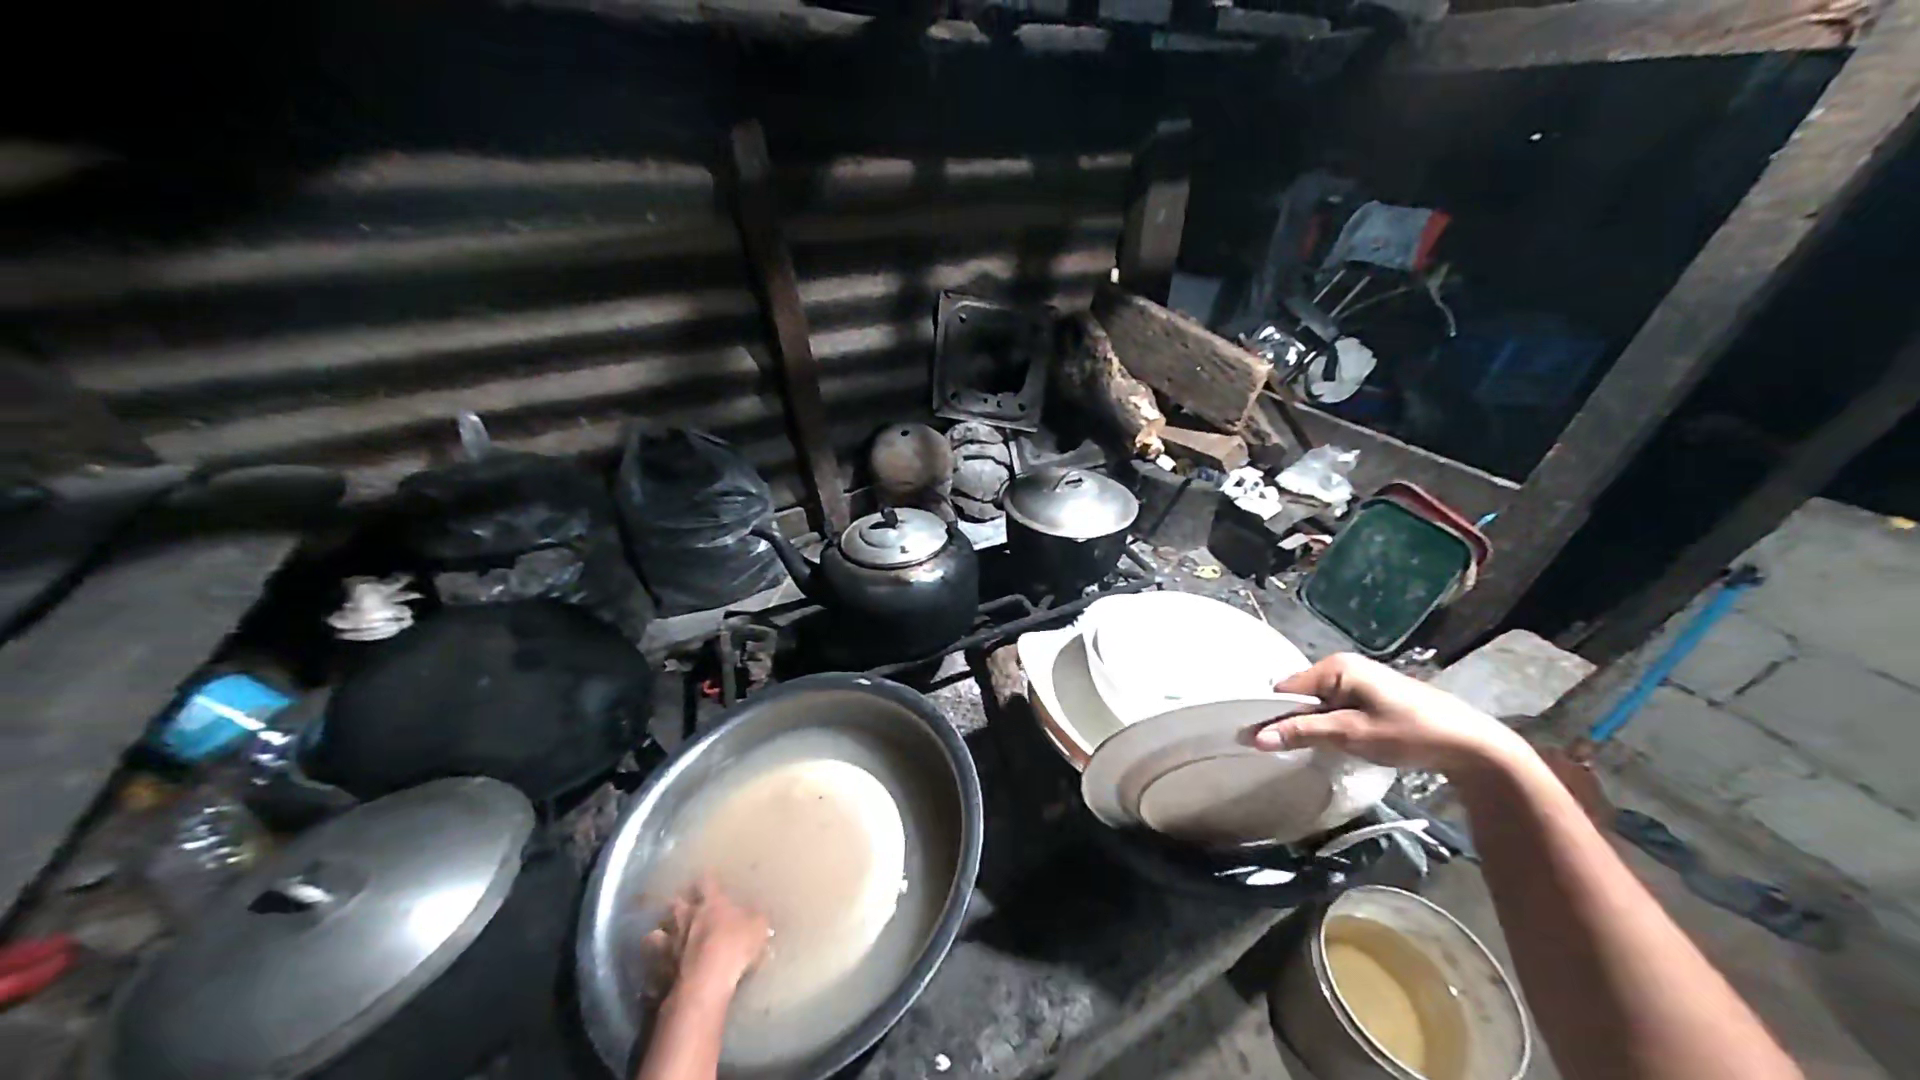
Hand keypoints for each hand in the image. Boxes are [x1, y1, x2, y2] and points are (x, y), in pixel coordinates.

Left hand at [646, 877, 770, 996]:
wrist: (706, 981)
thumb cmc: (735, 945)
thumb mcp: (758, 926)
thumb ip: (755, 916)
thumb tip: (756, 911)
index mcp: (711, 902)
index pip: (706, 881)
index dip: (707, 879)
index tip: (708, 877)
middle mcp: (687, 917)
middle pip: (676, 902)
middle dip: (679, 903)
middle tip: (684, 906)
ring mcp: (671, 942)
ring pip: (656, 932)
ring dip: (660, 932)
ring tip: (663, 936)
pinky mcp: (660, 967)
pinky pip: (653, 962)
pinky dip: (655, 962)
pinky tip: (659, 966)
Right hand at [1255, 653, 1529, 774]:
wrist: (1472, 746)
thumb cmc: (1409, 734)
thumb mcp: (1350, 735)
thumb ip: (1302, 733)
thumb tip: (1257, 738)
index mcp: (1335, 667)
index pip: (1285, 689)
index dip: (1274, 715)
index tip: (1269, 742)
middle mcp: (1343, 666)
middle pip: (1300, 694)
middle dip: (1297, 720)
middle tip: (1300, 748)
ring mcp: (1359, 678)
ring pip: (1318, 702)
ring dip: (1316, 724)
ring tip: (1325, 746)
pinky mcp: (1371, 694)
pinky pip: (1335, 705)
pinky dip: (1332, 723)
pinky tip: (1343, 741)